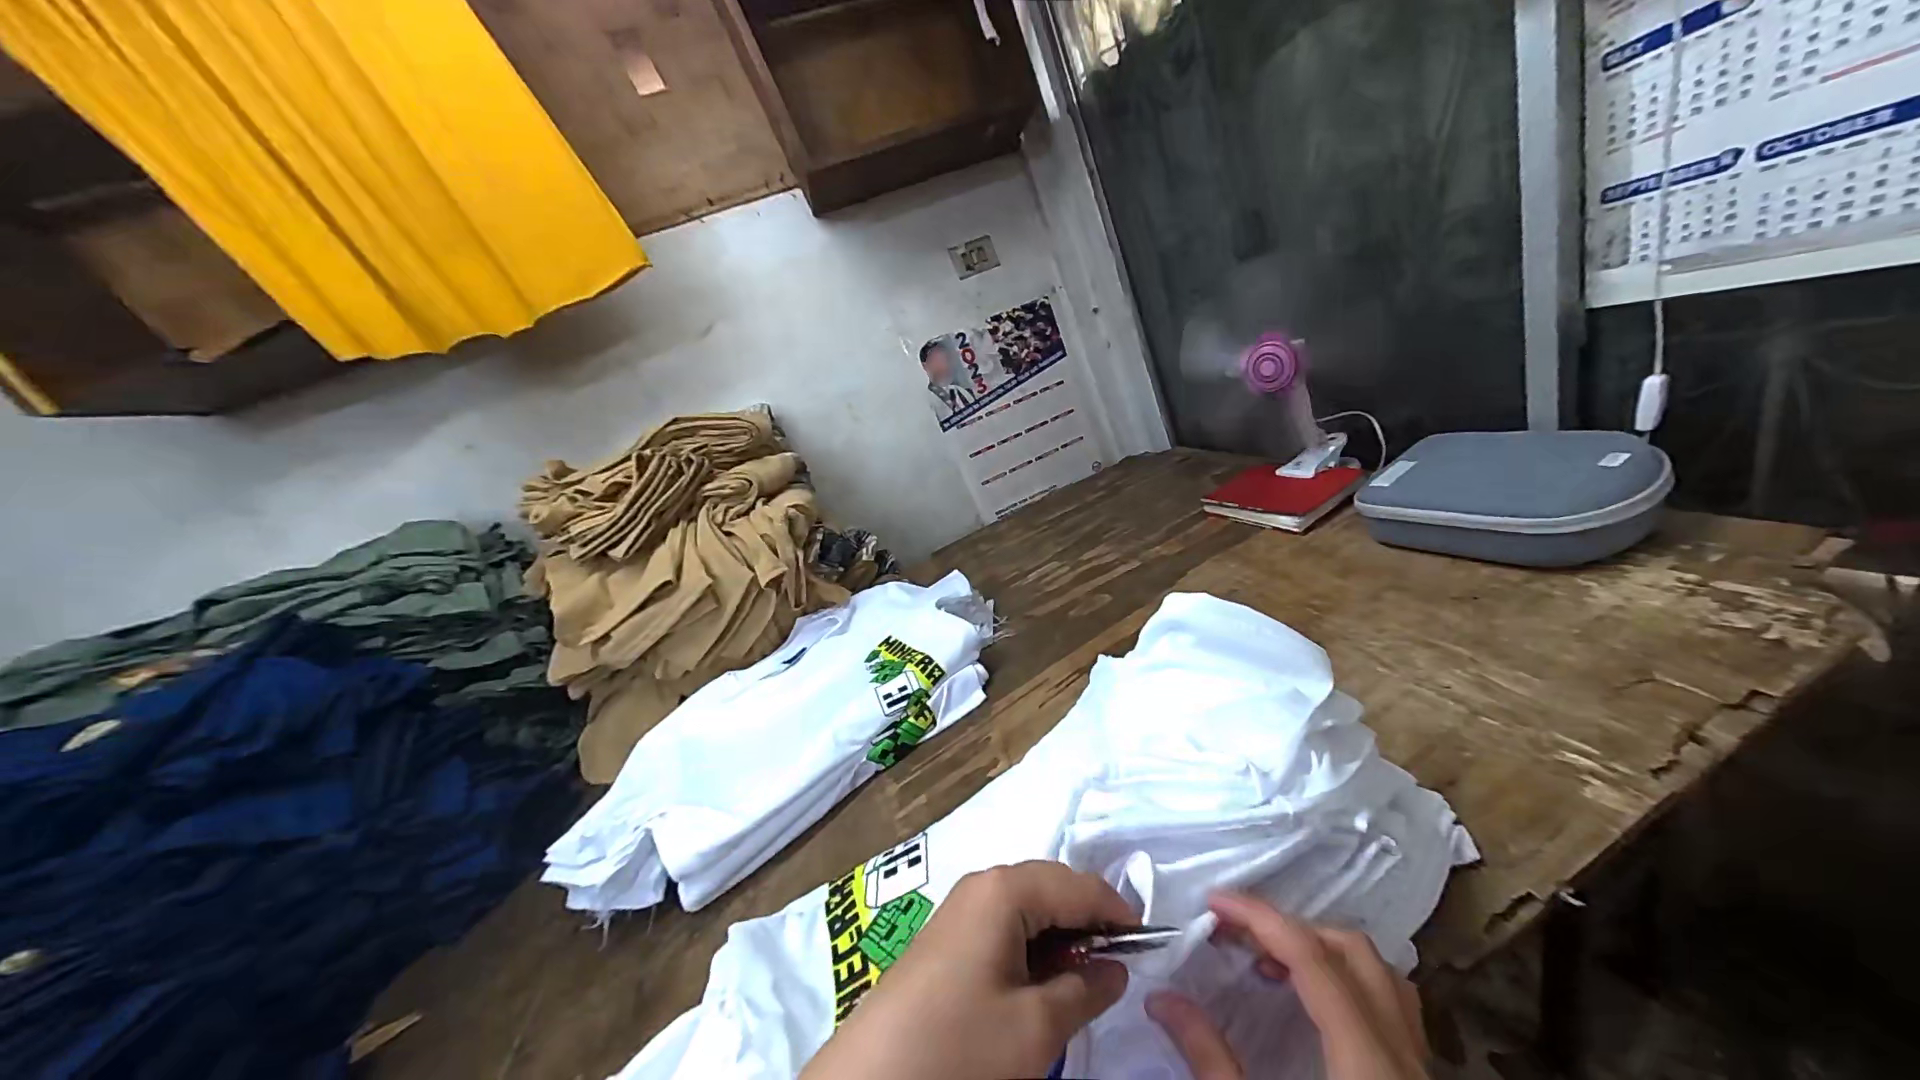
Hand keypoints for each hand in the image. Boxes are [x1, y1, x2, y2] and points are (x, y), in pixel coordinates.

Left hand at [801, 861, 1135, 1079]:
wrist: (873, 1078)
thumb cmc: (962, 1044)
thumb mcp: (1036, 1026)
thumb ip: (1085, 989)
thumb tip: (1113, 967)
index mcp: (1004, 889)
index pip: (1076, 884)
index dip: (1116, 911)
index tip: (1150, 943)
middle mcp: (981, 885)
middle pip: (1051, 888)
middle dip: (1088, 919)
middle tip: (1119, 962)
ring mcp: (960, 910)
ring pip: (1028, 907)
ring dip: (1061, 936)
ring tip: (1086, 977)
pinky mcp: (949, 938)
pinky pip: (1004, 926)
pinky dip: (1033, 947)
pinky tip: (1045, 981)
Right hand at [1145, 892, 1429, 1079]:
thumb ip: (1210, 1060)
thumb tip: (1162, 1000)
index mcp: (1367, 1063)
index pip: (1312, 958)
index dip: (1260, 918)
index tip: (1213, 904)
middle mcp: (1404, 1057)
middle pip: (1352, 953)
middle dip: (1289, 928)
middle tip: (1235, 935)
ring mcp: (1420, 1072)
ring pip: (1382, 976)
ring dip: (1322, 951)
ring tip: (1270, 962)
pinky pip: (1392, 1007)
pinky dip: (1347, 981)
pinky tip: (1312, 1005)